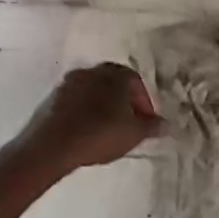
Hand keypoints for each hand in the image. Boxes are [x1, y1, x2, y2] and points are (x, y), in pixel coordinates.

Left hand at [11, 63, 161, 170]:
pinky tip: (88, 131)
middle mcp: (92, 71)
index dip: (145, 102)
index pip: (136, 81)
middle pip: (114, 83)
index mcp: (114, 74)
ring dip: (104, 106)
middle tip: (130, 123)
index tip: (147, 122)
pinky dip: (86, 112)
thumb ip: (151, 127)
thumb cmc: (99, 134)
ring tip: (109, 129)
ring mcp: (68, 83)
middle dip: (124, 102)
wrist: (51, 146)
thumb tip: (166, 124)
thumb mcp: (133, 134)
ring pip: (94, 91)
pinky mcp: (52, 98)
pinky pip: (76, 101)